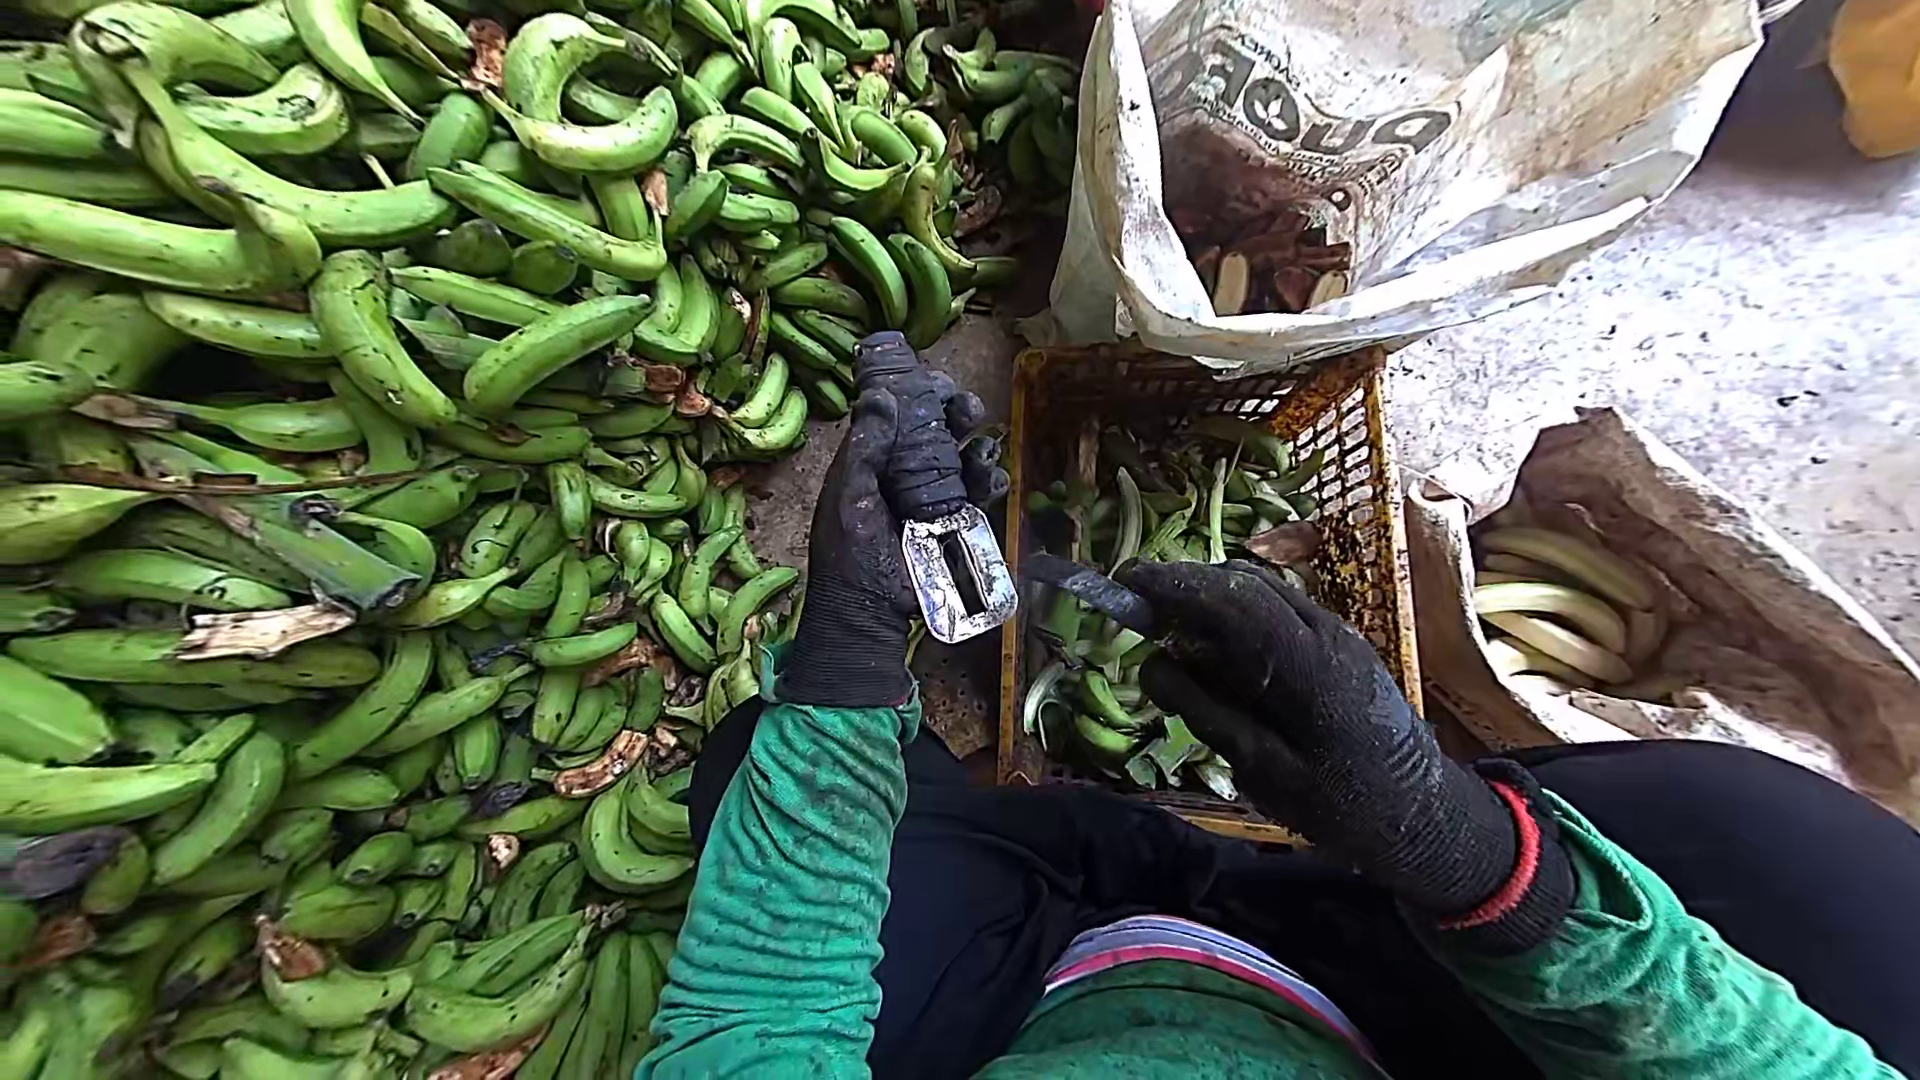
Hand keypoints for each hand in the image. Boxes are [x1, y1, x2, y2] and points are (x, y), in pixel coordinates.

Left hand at [778, 348, 1005, 707]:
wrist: (868, 610)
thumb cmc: (848, 554)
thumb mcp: (847, 496)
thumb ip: (864, 448)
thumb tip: (880, 394)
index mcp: (876, 462)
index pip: (903, 417)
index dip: (921, 396)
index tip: (937, 384)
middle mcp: (907, 474)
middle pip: (940, 432)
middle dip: (957, 414)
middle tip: (966, 408)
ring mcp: (935, 498)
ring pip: (965, 458)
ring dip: (978, 443)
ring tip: (981, 443)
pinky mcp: (956, 523)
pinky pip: (979, 495)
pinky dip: (990, 481)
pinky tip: (990, 479)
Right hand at [1117, 559, 1572, 951]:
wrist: (1431, 819)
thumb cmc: (1345, 808)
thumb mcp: (1263, 772)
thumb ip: (1205, 712)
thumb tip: (1151, 664)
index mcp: (1312, 668)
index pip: (1233, 601)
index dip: (1174, 583)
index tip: (1126, 579)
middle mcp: (1326, 632)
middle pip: (1243, 581)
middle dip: (1183, 582)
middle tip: (1136, 602)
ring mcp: (1335, 630)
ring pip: (1258, 587)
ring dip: (1206, 594)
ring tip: (1169, 625)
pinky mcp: (1335, 638)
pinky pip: (1273, 605)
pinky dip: (1231, 610)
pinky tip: (1214, 643)